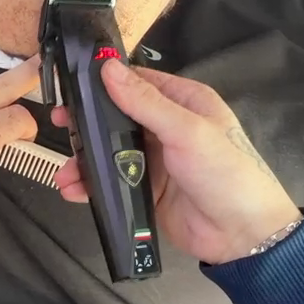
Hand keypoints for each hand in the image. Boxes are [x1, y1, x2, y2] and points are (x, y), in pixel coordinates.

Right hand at [54, 61, 301, 264]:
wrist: (244, 237)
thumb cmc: (225, 173)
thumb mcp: (186, 131)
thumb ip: (145, 101)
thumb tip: (107, 67)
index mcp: (184, 102)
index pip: (137, 81)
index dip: (104, 82)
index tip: (72, 84)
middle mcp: (168, 126)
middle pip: (117, 117)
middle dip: (87, 123)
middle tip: (60, 124)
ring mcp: (156, 159)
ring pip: (110, 151)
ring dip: (85, 160)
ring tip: (66, 173)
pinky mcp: (146, 189)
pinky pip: (112, 181)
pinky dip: (92, 185)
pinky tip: (74, 191)